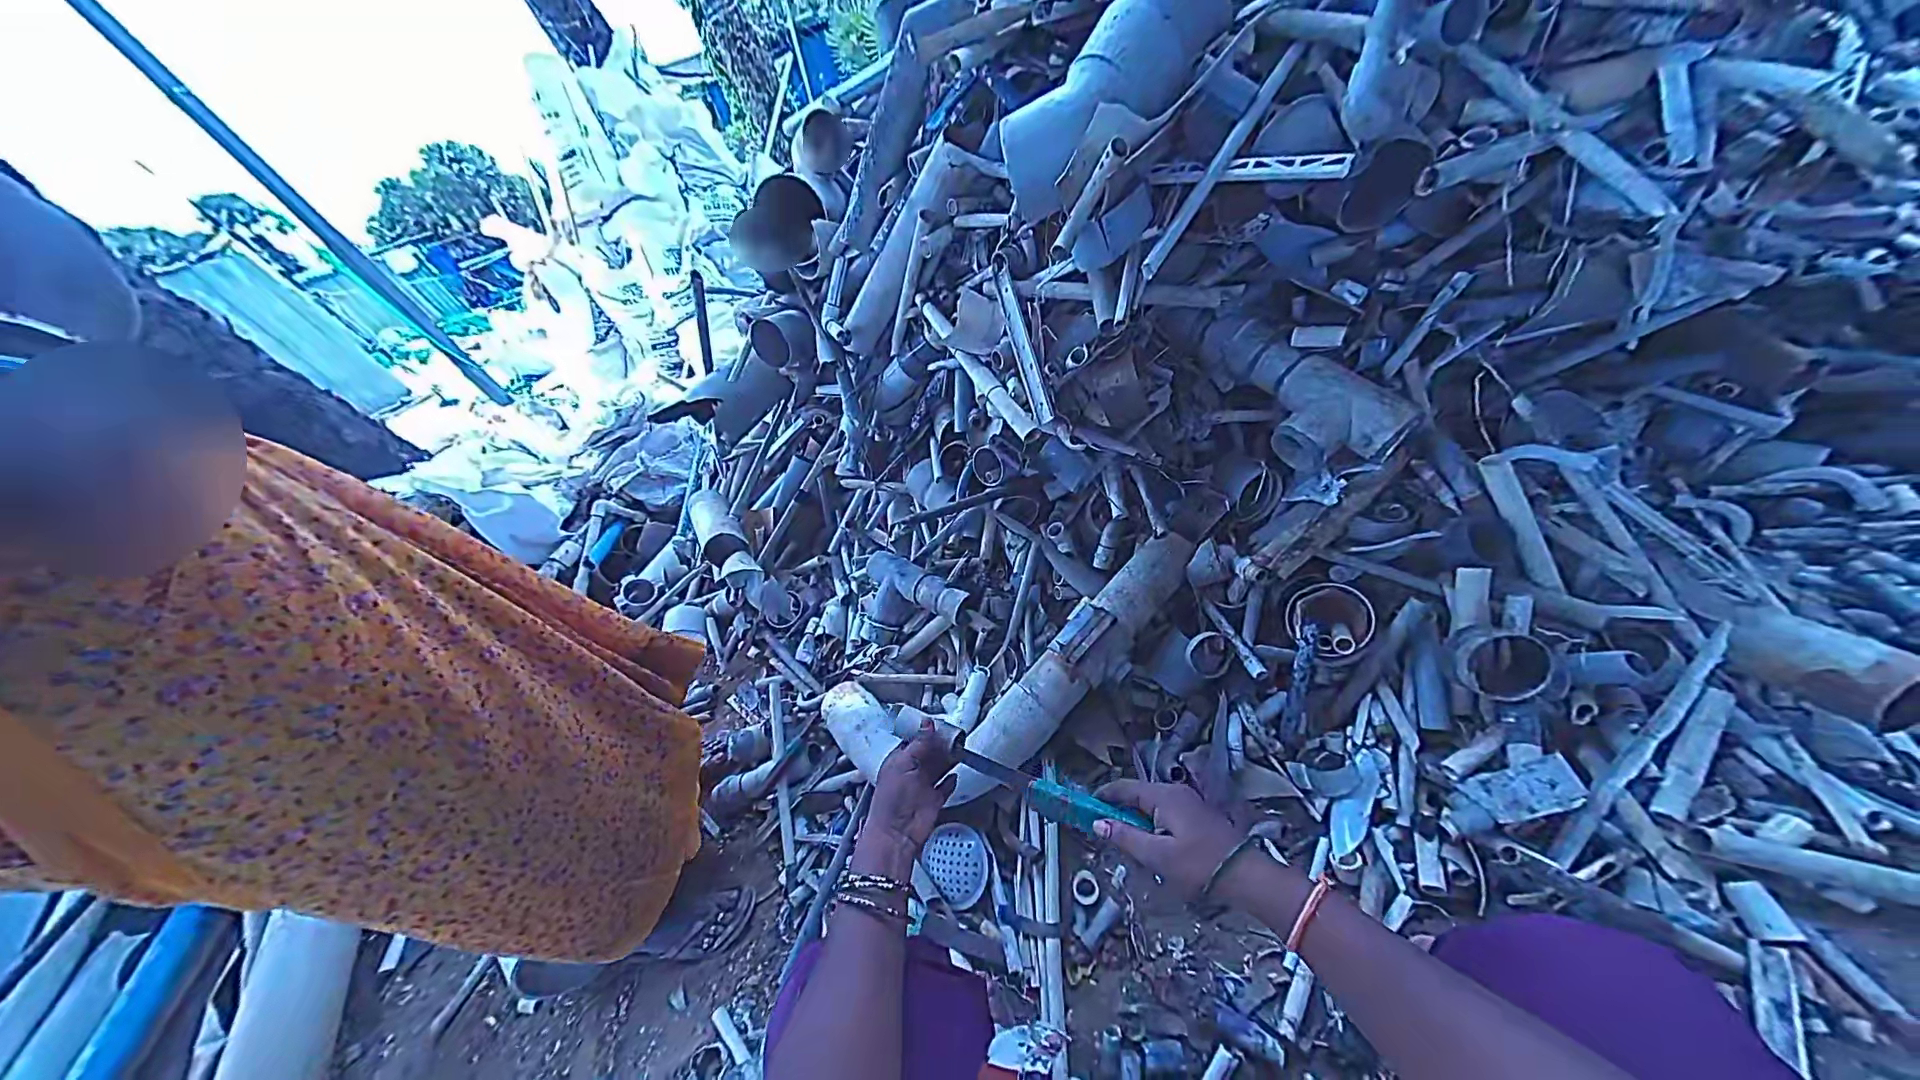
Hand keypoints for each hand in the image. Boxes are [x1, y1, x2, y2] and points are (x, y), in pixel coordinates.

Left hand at [852, 723, 956, 879]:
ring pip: (938, 768)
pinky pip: (944, 787)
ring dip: (948, 759)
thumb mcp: (905, 764)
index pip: (914, 741)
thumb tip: (927, 724)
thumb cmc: (892, 801)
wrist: (897, 833)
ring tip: (959, 748)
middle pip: (929, 753)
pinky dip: (950, 781)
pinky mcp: (933, 800)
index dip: (927, 732)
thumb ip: (919, 744)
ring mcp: (922, 786)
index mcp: (899, 761)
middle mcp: (911, 772)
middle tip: (954, 734)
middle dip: (941, 744)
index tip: (941, 724)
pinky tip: (955, 775)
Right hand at [1093, 780, 1255, 898]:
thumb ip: (1126, 837)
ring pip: (1151, 805)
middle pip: (1137, 795)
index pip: (1123, 788)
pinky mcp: (1198, 816)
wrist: (1248, 878)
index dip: (1102, 797)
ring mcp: (1189, 803)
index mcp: (1164, 796)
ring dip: (1135, 819)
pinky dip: (1151, 823)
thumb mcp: (1157, 856)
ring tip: (1127, 841)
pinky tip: (1152, 844)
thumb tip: (1099, 823)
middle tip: (1105, 830)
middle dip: (1118, 810)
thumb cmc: (1200, 866)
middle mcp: (1176, 792)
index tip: (1086, 809)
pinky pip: (1165, 812)